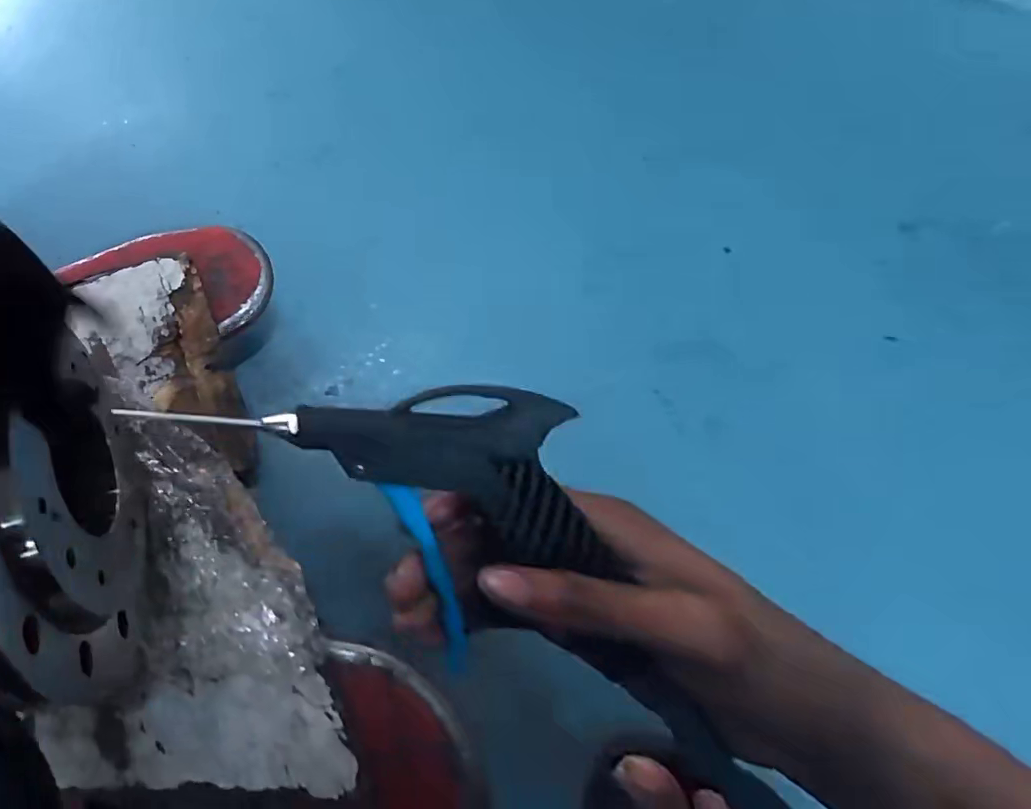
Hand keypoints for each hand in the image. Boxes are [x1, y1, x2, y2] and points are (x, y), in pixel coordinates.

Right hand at [385, 490, 1030, 808]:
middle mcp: (570, 540)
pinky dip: (468, 618)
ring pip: (485, 573)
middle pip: (485, 538)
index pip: (508, 496)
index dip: (458, 506)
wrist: (819, 723)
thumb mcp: (680, 625)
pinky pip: (504, 609)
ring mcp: (566, 580)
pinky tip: (440, 634)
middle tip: (399, 595)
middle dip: (438, 561)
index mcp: (596, 519)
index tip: (421, 532)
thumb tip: (489, 579)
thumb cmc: (758, 656)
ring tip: (410, 621)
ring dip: (444, 592)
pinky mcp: (567, 618)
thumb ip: (582, 598)